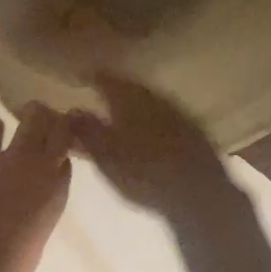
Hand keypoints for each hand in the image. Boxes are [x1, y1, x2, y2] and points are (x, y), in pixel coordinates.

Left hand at [0, 103, 73, 271]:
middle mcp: (45, 170)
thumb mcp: (35, 243)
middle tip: (42, 122)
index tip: (53, 152)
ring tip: (19, 120)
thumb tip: (27, 213)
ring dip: (29, 115)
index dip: (60, 154)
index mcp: (58, 196)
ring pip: (35, 116)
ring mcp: (15, 158)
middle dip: (53, 121)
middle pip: (59, 128)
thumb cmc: (8, 267)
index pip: (66, 161)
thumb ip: (37, 219)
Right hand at [72, 74, 238, 221]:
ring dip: (135, 105)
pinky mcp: (195, 130)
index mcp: (130, 99)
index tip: (80, 79)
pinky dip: (153, 120)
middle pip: (130, 87)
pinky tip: (150, 133)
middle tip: (99, 95)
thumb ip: (87, 132)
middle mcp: (155, 97)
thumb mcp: (106, 158)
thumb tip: (71, 110)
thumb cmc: (144, 175)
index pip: (105, 78)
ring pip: (150, 100)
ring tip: (122, 115)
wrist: (199, 193)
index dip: (91, 77)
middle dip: (114, 90)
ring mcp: (179, 112)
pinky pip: (166, 116)